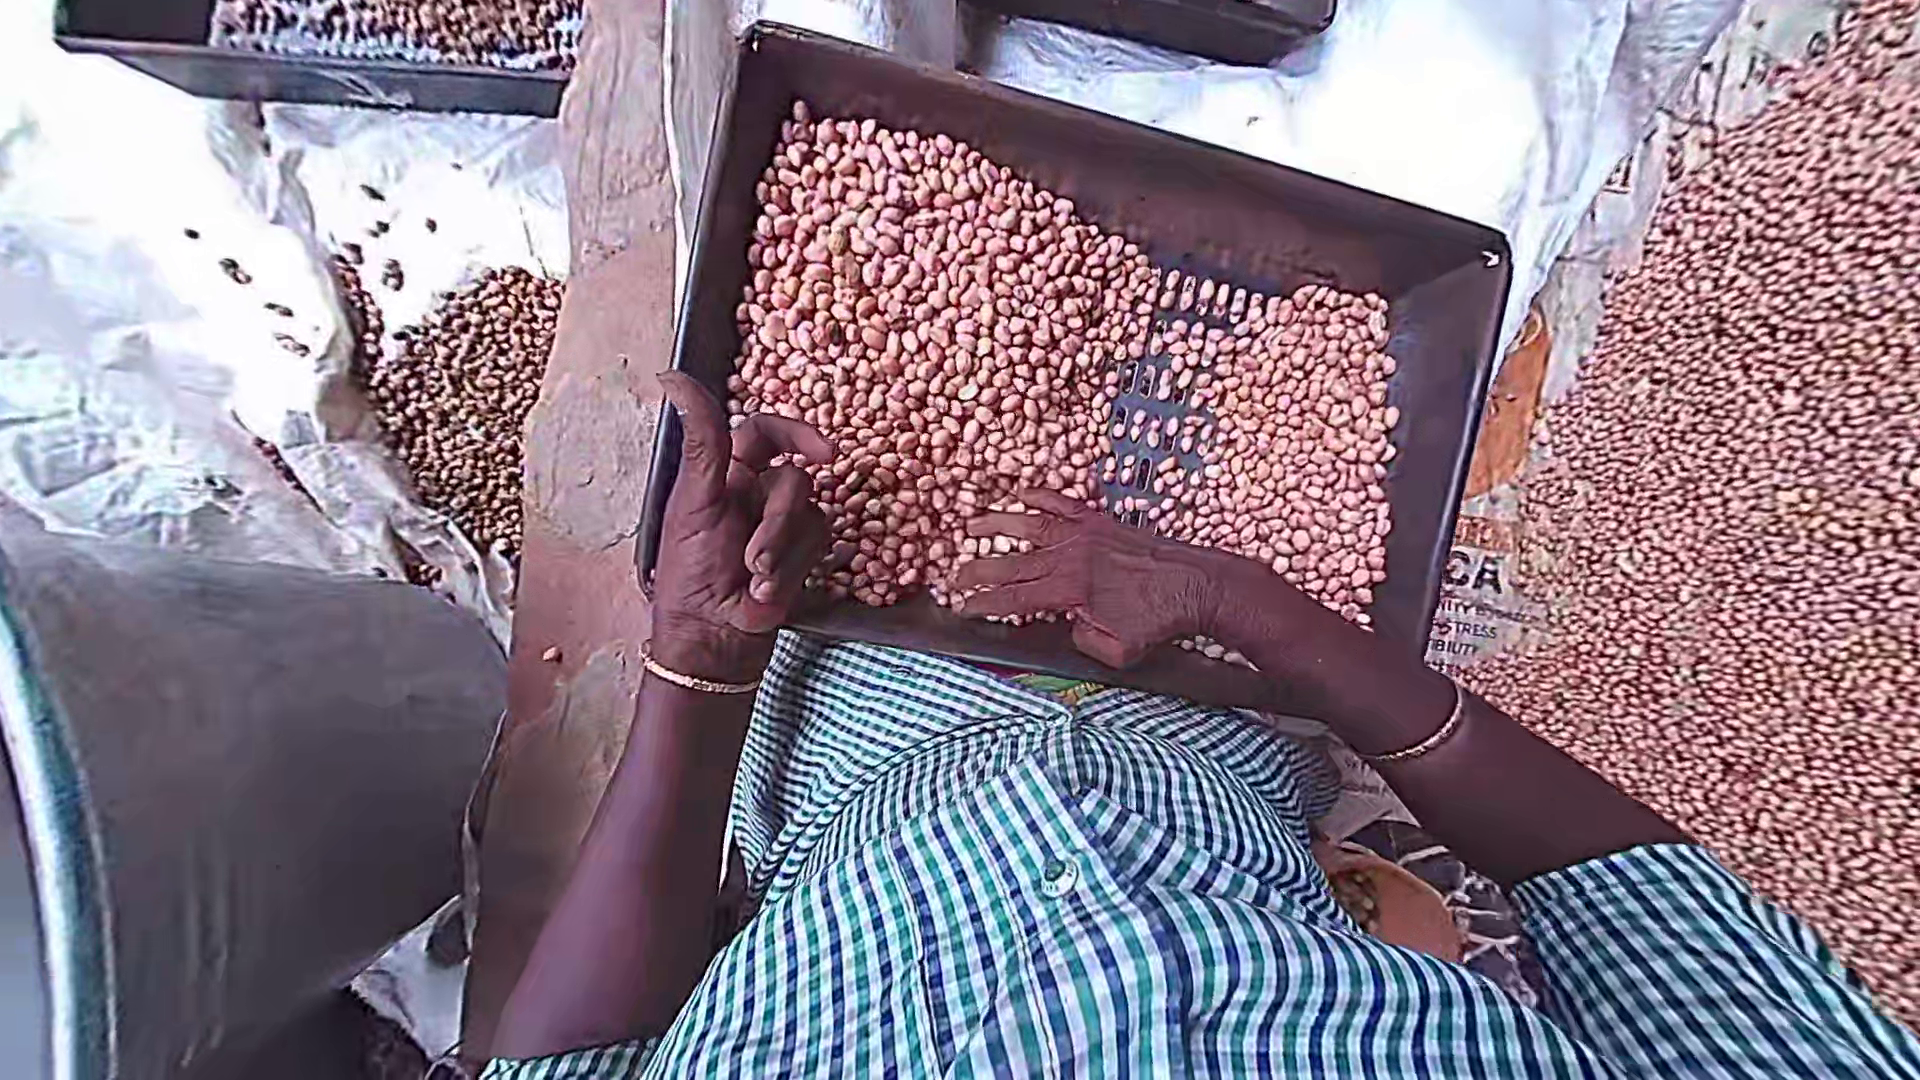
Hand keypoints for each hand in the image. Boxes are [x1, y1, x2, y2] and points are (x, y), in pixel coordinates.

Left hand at [651, 372, 835, 682]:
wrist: (713, 635)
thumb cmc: (691, 570)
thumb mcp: (695, 503)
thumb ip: (702, 440)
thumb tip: (673, 377)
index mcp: (727, 474)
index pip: (767, 433)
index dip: (797, 434)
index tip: (823, 453)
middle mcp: (759, 493)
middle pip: (796, 481)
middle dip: (778, 523)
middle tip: (754, 558)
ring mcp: (783, 524)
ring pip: (812, 515)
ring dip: (782, 552)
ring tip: (755, 580)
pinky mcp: (803, 553)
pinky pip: (818, 544)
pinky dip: (792, 569)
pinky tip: (766, 592)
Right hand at [949, 489, 1228, 668]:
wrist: (1195, 584)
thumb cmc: (1158, 620)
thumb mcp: (1117, 650)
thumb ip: (1082, 640)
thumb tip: (1066, 624)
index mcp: (1068, 591)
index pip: (1014, 600)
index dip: (985, 605)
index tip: (965, 608)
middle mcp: (1068, 558)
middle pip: (1011, 564)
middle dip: (978, 571)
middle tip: (955, 577)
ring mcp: (1081, 535)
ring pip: (1027, 526)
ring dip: (995, 526)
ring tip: (970, 526)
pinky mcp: (1097, 521)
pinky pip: (1061, 504)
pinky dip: (1040, 496)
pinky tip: (1021, 494)